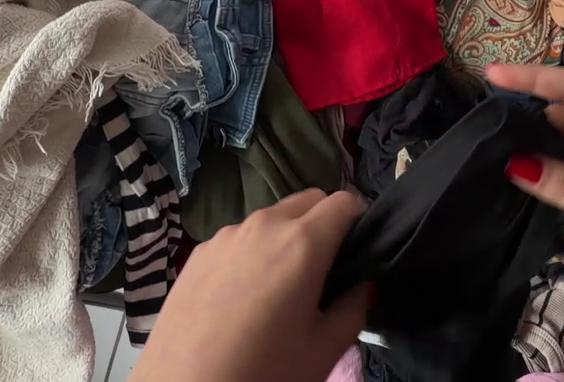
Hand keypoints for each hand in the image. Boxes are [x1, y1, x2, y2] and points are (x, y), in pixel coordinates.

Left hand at [131, 188, 372, 381]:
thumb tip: (365, 283)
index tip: (361, 250)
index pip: (345, 201)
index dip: (360, 220)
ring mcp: (227, 234)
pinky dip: (253, 252)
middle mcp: (265, 223)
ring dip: (288, 236)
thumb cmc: (262, 376)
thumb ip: (354, 308)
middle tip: (326, 271)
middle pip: (310, 200)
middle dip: (326, 223)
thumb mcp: (323, 352)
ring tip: (280, 289)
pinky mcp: (198, 252)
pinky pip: (239, 237)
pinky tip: (241, 298)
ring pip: (273, 217)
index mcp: (303, 241)